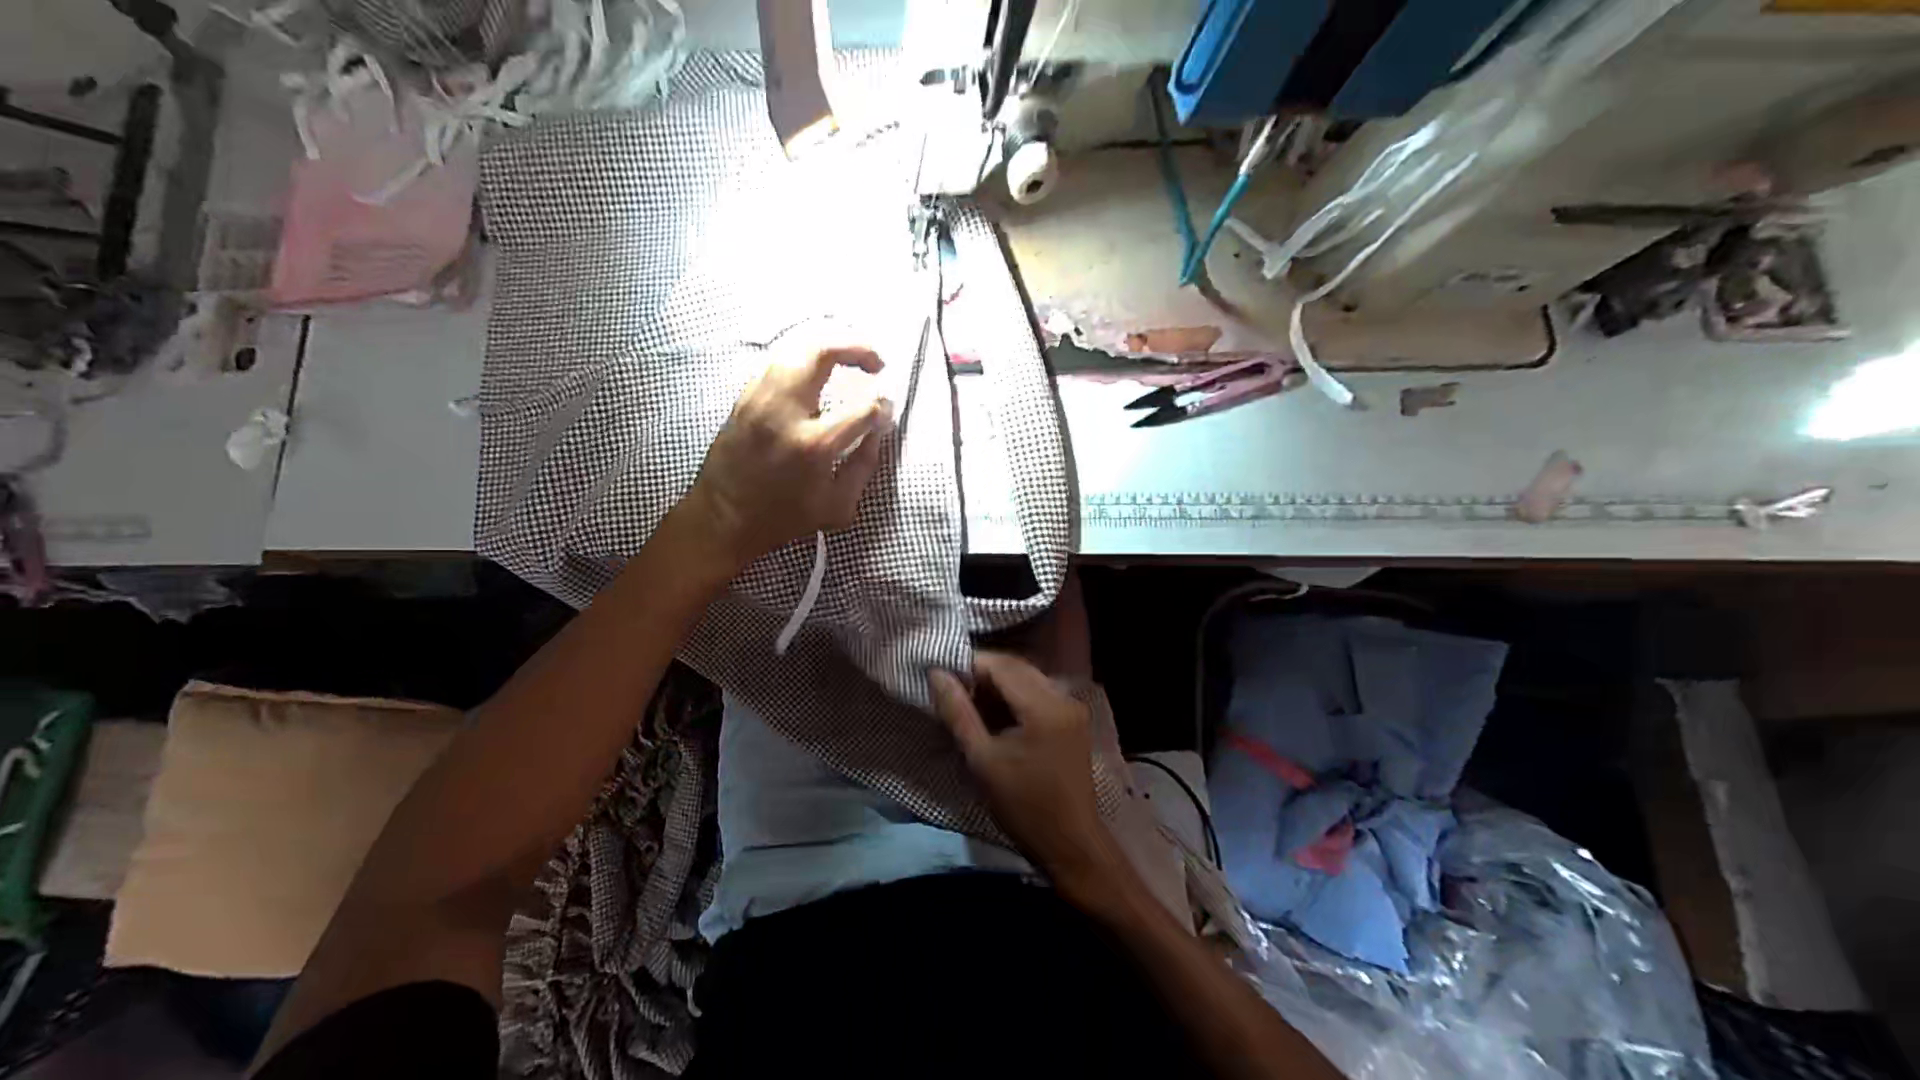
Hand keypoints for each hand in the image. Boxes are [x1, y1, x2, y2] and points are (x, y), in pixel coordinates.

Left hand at [679, 342, 892, 572]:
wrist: (721, 518)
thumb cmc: (782, 518)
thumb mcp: (837, 506)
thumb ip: (864, 465)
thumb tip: (878, 429)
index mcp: (813, 444)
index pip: (862, 408)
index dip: (882, 405)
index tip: (885, 409)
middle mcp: (784, 411)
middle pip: (821, 351)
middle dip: (856, 346)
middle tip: (874, 360)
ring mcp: (759, 398)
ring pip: (795, 344)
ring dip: (829, 342)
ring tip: (849, 355)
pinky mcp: (744, 396)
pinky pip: (777, 358)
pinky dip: (803, 353)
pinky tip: (816, 366)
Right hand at [929, 652, 1126, 897]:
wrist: (1070, 844)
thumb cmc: (1023, 806)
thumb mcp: (982, 760)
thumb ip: (958, 713)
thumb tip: (936, 674)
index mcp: (1044, 706)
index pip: (1001, 664)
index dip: (969, 663)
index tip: (941, 675)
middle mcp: (1064, 697)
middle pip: (1016, 667)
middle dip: (982, 672)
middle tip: (951, 689)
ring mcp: (1072, 708)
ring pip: (1028, 678)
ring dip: (998, 684)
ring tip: (968, 702)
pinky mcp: (1074, 720)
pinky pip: (1039, 693)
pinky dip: (1015, 696)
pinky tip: (994, 715)